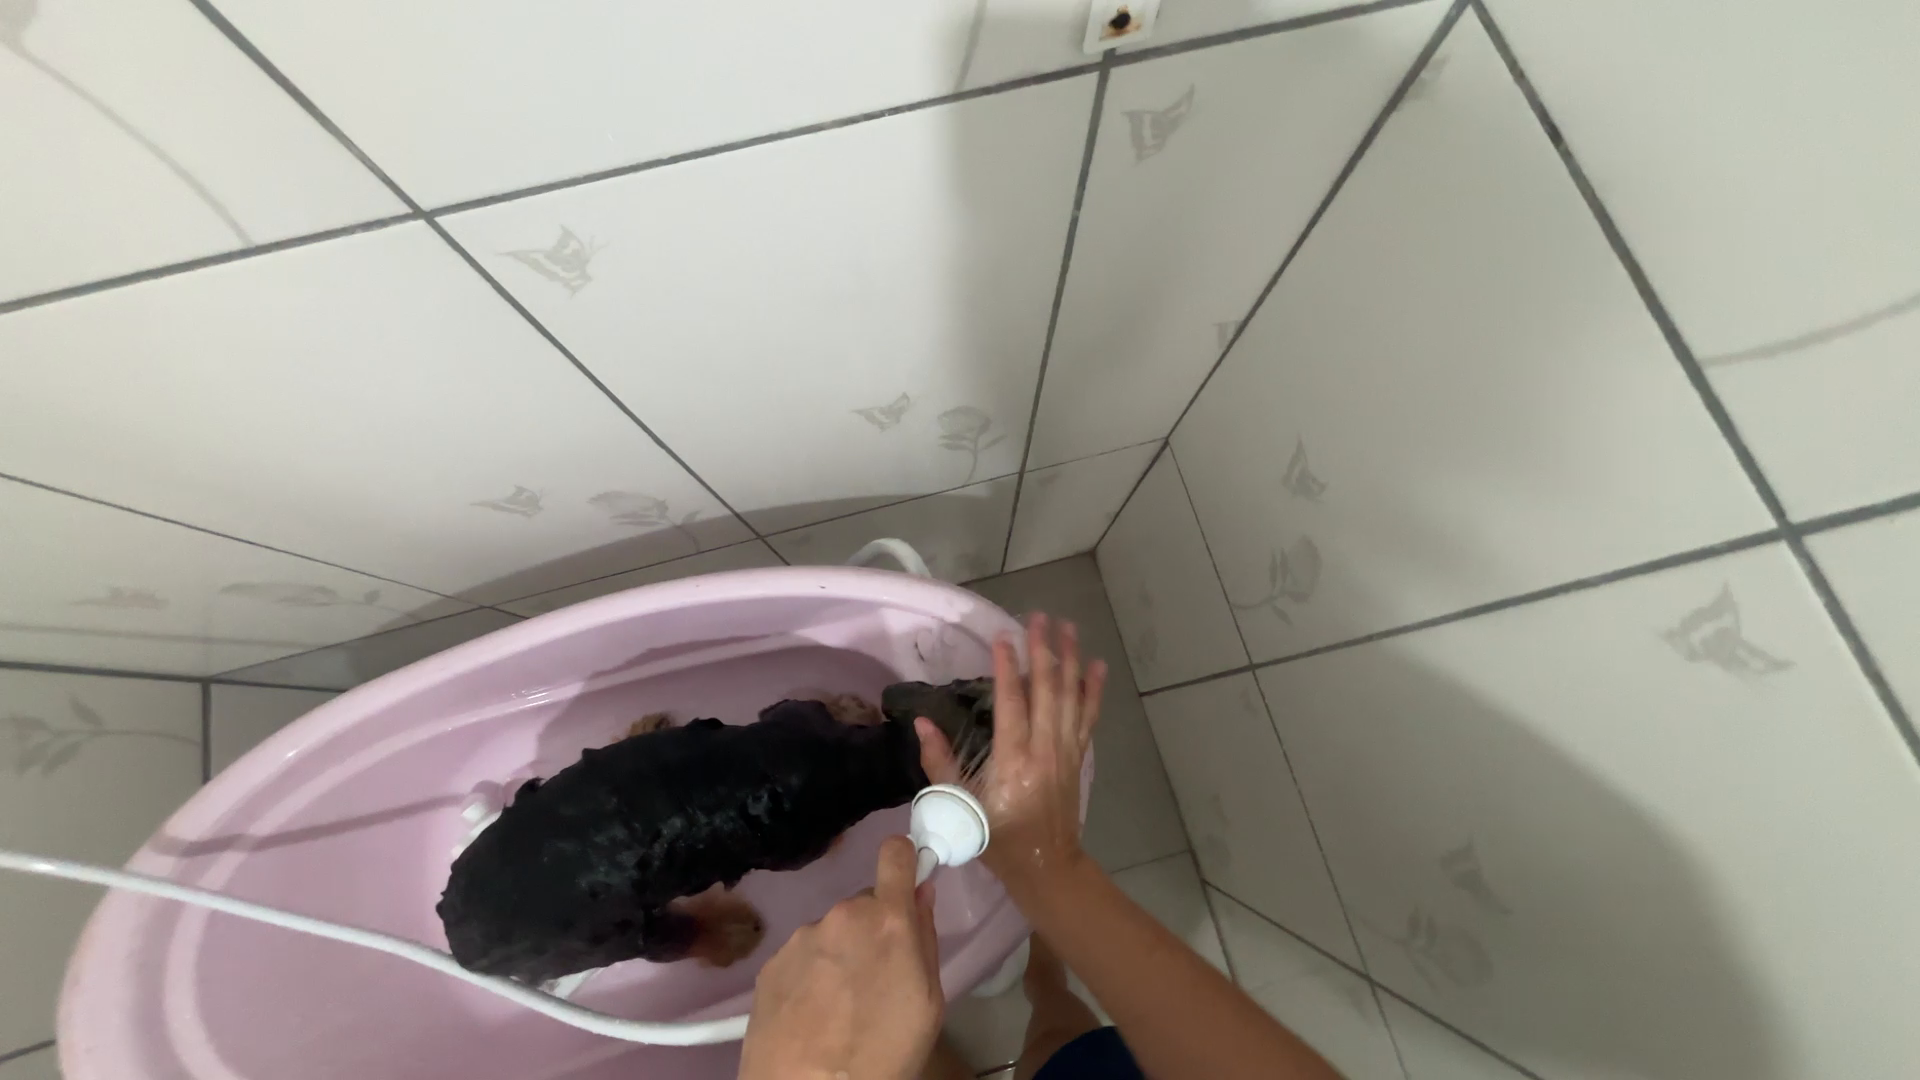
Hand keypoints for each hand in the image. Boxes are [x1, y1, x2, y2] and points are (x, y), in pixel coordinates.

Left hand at [739, 836, 943, 1079]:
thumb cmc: (883, 1056)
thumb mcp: (928, 1004)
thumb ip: (926, 938)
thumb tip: (921, 894)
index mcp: (887, 920)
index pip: (895, 854)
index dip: (903, 858)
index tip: (905, 874)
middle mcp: (842, 916)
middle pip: (863, 906)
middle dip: (871, 930)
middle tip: (873, 979)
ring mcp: (801, 938)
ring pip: (831, 933)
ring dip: (838, 955)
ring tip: (836, 1008)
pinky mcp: (770, 964)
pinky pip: (800, 957)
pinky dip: (808, 977)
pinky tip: (810, 1016)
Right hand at [918, 614, 1106, 895]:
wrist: (1046, 866)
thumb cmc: (997, 838)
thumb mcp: (959, 807)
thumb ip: (940, 763)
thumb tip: (922, 722)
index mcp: (1013, 760)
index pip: (1011, 703)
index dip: (1007, 668)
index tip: (1003, 637)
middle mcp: (1045, 749)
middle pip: (1047, 691)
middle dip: (1043, 651)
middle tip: (1040, 617)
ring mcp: (1066, 751)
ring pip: (1071, 696)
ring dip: (1070, 659)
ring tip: (1069, 627)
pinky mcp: (1078, 756)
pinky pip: (1088, 716)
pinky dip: (1093, 690)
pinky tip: (1097, 665)